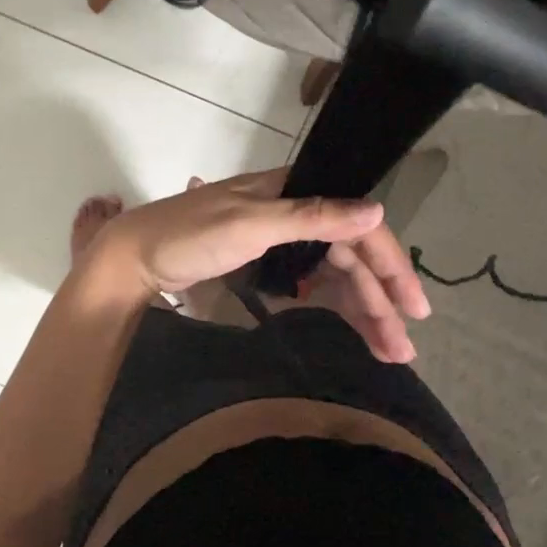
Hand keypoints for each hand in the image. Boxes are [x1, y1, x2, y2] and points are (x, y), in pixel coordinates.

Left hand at [87, 168, 431, 361]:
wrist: (133, 257)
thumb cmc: (187, 236)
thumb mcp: (250, 224)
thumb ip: (311, 218)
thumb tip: (375, 211)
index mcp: (295, 194)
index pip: (359, 229)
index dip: (390, 267)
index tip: (413, 309)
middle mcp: (295, 216)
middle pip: (351, 260)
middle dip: (380, 303)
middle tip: (403, 349)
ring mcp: (280, 244)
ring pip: (334, 277)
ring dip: (362, 311)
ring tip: (389, 352)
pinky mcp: (265, 267)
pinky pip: (311, 287)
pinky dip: (332, 308)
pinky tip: (353, 330)